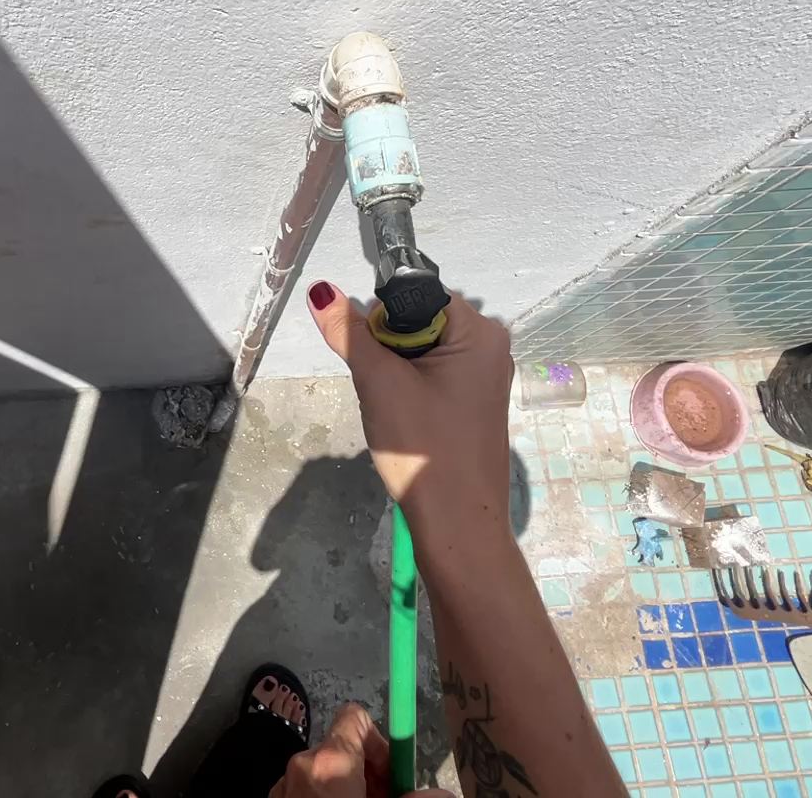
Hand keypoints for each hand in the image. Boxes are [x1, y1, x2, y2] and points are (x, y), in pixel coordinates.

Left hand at [268, 702, 452, 797]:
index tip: (397, 780)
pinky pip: (307, 796)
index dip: (381, 743)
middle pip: (343, 751)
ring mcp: (283, 789)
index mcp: (330, 759)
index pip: (356, 718)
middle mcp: (302, 765)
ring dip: (349, 795)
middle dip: (371, 778)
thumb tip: (444, 795)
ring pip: (325, 777)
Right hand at [305, 281, 513, 535]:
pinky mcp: (476, 401)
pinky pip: (433, 373)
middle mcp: (491, 346)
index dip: (384, 318)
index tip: (373, 356)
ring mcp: (486, 376)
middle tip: (383, 388)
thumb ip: (348, 332)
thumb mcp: (378, 382)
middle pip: (419, 320)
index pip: (418, 294)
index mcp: (480, 331)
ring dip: (396, 370)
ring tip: (394, 407)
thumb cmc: (422, 445)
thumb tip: (321, 289)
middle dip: (388, 347)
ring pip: (421, 349)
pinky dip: (410, 387)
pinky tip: (407, 418)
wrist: (457, 523)